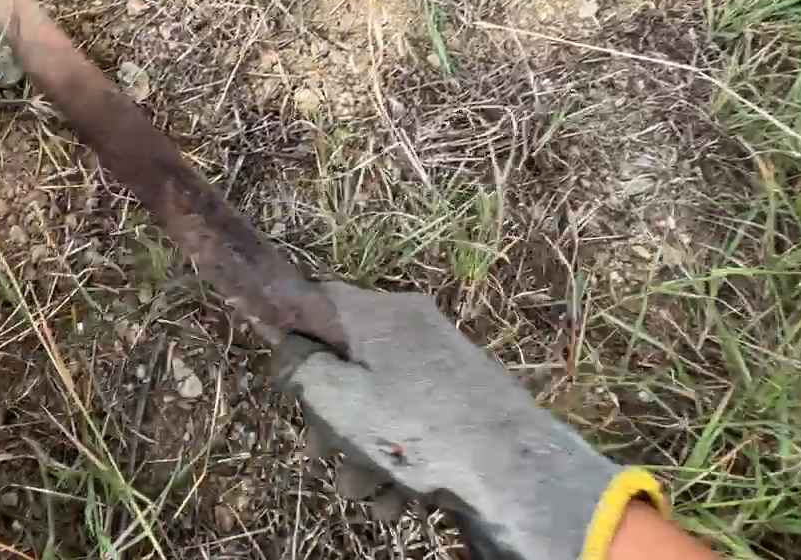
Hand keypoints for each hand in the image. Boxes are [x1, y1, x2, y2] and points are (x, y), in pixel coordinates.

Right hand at [274, 283, 666, 559]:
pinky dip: (396, 458)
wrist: (520, 479)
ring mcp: (438, 367)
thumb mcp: (336, 398)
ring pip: (375, 399)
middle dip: (325, 413)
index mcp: (378, 312)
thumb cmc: (415, 431)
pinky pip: (409, 421)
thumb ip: (299, 365)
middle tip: (319, 452)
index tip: (280, 374)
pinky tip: (398, 500)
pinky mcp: (460, 405)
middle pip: (344, 358)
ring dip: (359, 449)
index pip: (316, 299)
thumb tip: (287, 346)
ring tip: (365, 492)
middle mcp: (408, 328)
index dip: (289, 332)